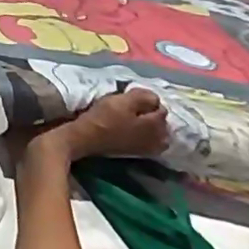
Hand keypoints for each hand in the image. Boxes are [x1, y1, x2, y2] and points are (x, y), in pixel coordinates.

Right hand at [32, 88, 169, 163]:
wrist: (87, 138)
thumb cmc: (105, 117)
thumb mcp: (123, 100)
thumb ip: (143, 97)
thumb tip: (155, 98)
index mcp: (156, 126)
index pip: (160, 106)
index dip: (147, 98)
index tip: (132, 95)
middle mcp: (159, 140)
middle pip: (161, 120)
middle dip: (151, 111)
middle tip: (133, 103)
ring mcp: (149, 149)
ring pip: (157, 131)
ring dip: (149, 122)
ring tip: (133, 114)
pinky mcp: (138, 152)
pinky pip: (150, 139)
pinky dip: (145, 132)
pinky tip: (133, 126)